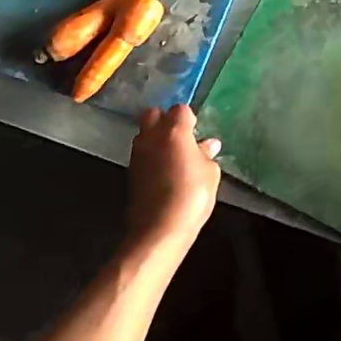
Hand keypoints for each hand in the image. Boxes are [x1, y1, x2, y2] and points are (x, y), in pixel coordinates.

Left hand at [126, 105, 221, 251]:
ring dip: (156, 138)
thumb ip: (206, 155)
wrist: (158, 231)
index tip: (197, 132)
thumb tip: (208, 145)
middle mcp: (152, 136)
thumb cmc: (191, 196)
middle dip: (166, 120)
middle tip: (181, 137)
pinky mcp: (130, 172)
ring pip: (144, 133)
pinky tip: (164, 172)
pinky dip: (151, 156)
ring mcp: (138, 154)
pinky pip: (141, 153)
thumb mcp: (210, 173)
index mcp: (174, 130)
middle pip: (154, 114)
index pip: (181, 109)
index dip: (190, 119)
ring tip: (173, 156)